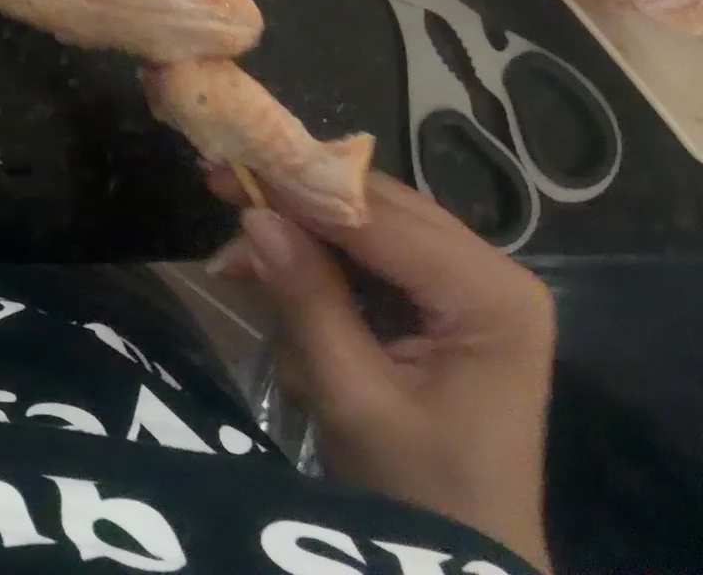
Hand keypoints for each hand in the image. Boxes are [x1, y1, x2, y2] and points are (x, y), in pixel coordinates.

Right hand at [209, 172, 555, 572]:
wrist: (462, 541)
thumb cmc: (415, 478)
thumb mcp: (349, 391)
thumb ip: (306, 299)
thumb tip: (254, 217)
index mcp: (487, 296)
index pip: (378, 217)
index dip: (297, 187)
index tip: (223, 166)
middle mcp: (488, 274)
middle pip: (375, 207)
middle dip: (292, 201)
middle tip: (215, 186)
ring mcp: (467, 286)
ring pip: (364, 224)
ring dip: (296, 233)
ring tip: (232, 260)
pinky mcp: (440, 301)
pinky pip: (366, 255)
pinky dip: (313, 260)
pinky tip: (267, 274)